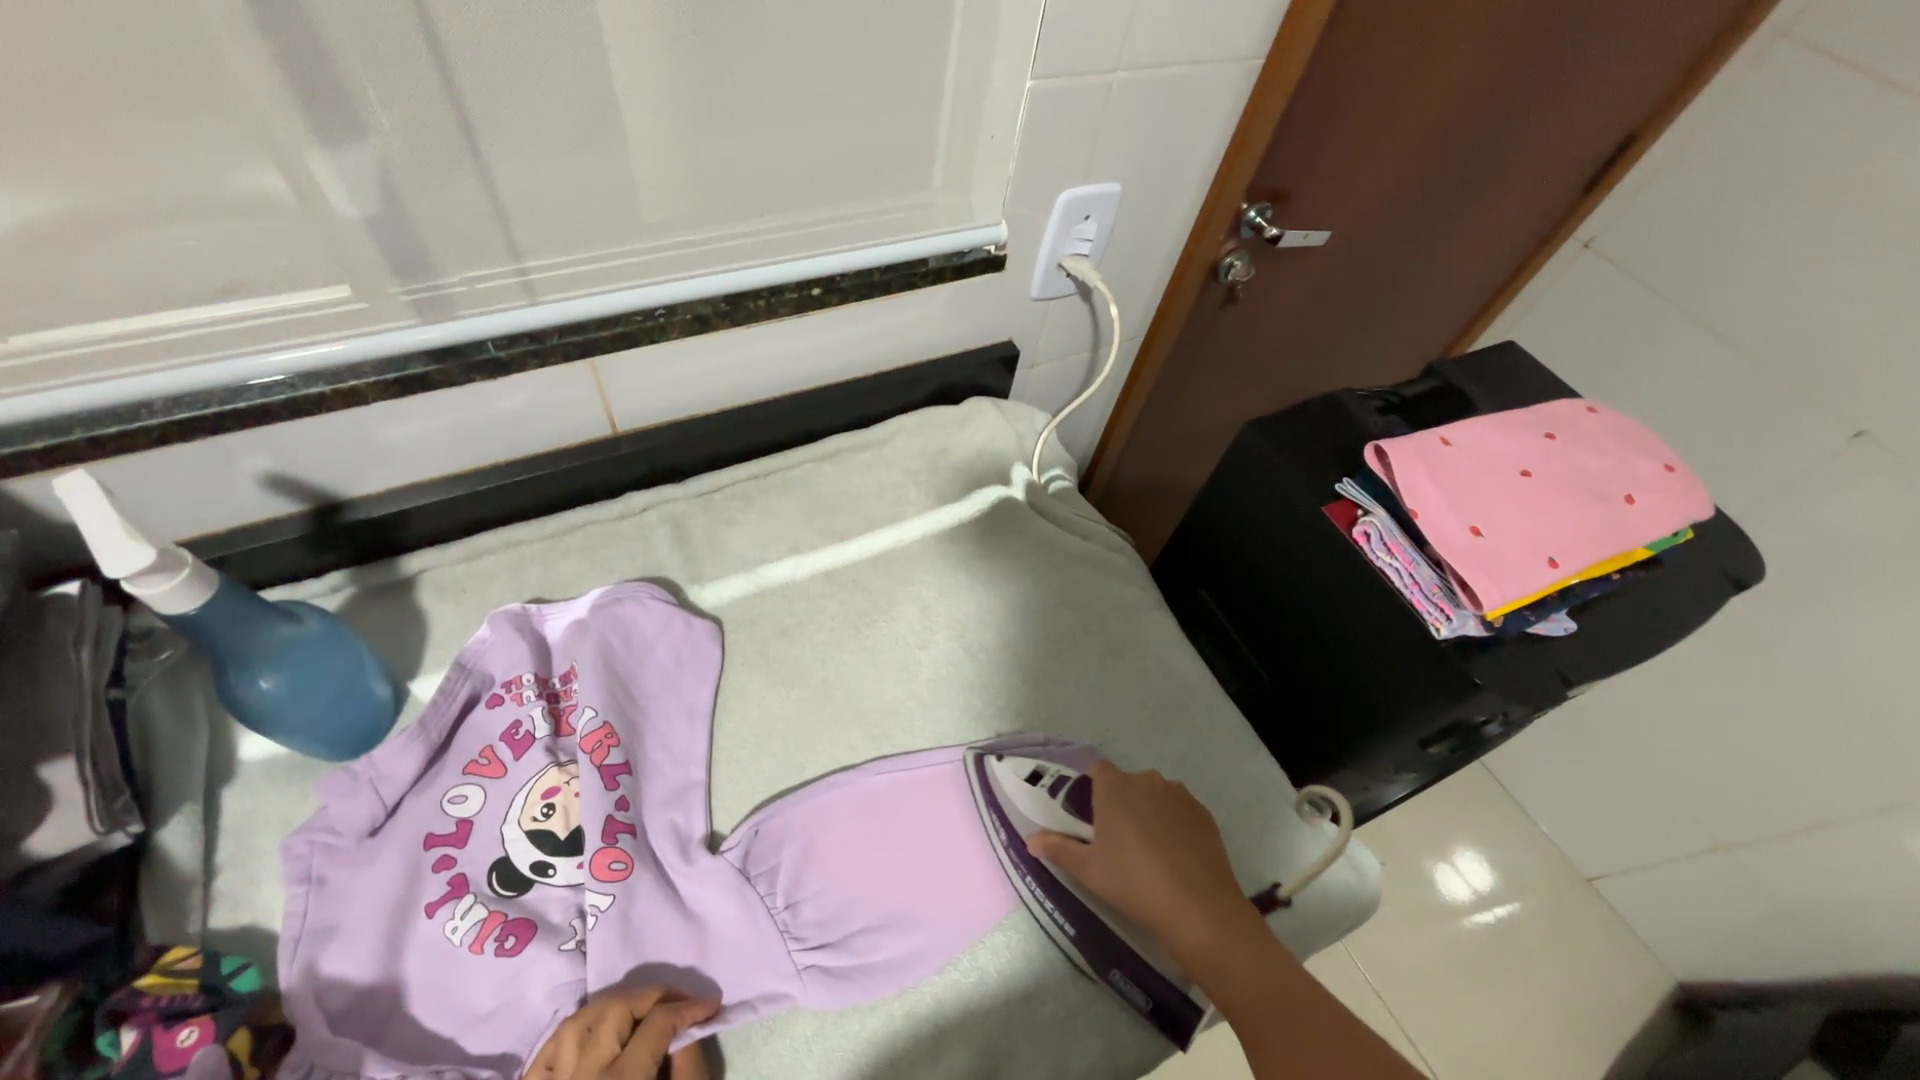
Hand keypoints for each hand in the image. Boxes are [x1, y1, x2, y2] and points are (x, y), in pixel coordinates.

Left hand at [524, 985, 718, 1079]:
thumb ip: (689, 1071)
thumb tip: (689, 1030)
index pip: (658, 1024)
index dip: (690, 1008)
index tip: (710, 1007)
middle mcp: (583, 1075)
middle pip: (617, 1009)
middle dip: (655, 996)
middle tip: (682, 1002)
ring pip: (579, 1020)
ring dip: (615, 1005)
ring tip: (641, 1010)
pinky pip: (548, 1049)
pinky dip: (573, 1031)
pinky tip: (594, 1030)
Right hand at [1026, 761, 1264, 967]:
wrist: (1198, 906)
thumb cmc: (1133, 882)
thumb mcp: (1088, 870)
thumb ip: (1058, 849)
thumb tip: (1031, 840)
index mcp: (1115, 787)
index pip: (1097, 769)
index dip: (1092, 788)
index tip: (1091, 817)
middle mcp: (1147, 780)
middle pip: (1127, 783)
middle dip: (1121, 804)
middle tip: (1117, 841)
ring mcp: (1179, 794)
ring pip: (1156, 796)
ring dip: (1149, 812)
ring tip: (1149, 852)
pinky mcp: (1203, 812)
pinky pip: (1180, 810)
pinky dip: (1174, 824)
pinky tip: (1175, 856)